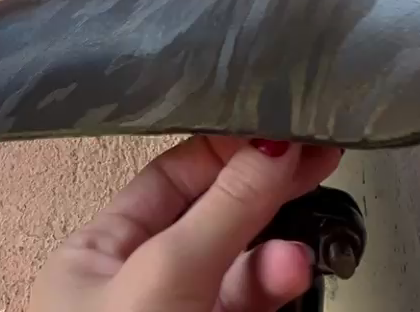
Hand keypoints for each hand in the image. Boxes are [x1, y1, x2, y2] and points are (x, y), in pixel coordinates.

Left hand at [33, 137, 343, 311]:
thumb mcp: (163, 280)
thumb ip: (224, 211)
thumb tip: (275, 142)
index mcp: (99, 249)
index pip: (174, 173)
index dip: (230, 146)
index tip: (283, 126)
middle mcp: (138, 279)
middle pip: (215, 212)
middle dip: (266, 186)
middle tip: (320, 153)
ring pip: (240, 264)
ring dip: (277, 248)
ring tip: (301, 247)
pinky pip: (250, 305)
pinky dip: (276, 287)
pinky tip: (293, 273)